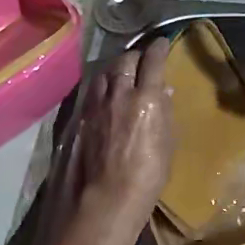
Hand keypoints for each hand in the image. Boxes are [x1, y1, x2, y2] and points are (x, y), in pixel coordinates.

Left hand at [76, 37, 173, 228]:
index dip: (159, 48)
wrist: (104, 201)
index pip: (152, 60)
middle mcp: (117, 93)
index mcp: (145, 98)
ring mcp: (93, 105)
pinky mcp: (77, 118)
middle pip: (124, 60)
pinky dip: (99, 87)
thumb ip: (165, 113)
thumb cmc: (147, 178)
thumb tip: (164, 91)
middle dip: (135, 55)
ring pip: (103, 73)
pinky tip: (102, 94)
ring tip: (120, 72)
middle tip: (142, 57)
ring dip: (114, 68)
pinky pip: (89, 92)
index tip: (162, 43)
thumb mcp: (167, 146)